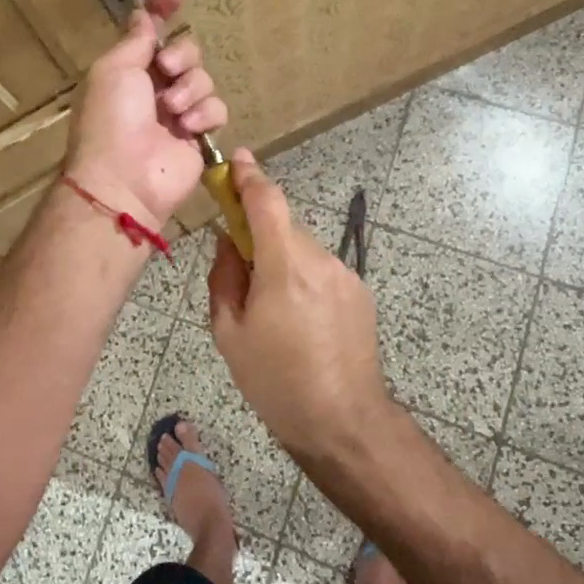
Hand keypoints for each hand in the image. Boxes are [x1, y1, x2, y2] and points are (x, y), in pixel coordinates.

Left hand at [64, 0, 227, 227]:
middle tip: (166, 70)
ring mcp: (177, 112)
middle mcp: (153, 88)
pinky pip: (216, 108)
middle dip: (181, 57)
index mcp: (127, 69)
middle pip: (185, 51)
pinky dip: (204, 115)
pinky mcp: (199, 136)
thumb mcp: (113, 69)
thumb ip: (135, 40)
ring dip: (190, 90)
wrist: (124, 179)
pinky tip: (188, 130)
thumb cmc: (110, 119)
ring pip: (203, 78)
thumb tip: (143, 15)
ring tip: (173, 112)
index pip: (150, 30)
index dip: (164, 8)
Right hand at [206, 150, 391, 456]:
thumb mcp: (229, 333)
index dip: (250, 177)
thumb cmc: (275, 382)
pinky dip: (302, 277)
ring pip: (302, 248)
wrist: (344, 422)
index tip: (236, 161)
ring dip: (281, 259)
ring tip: (270, 307)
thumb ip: (224, 276)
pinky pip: (320, 270)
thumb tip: (227, 241)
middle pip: (283, 226)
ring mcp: (345, 276)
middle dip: (259, 233)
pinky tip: (297, 319)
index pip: (267, 202)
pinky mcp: (359, 293)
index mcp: (284, 268)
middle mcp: (320, 261)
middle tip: (238, 265)